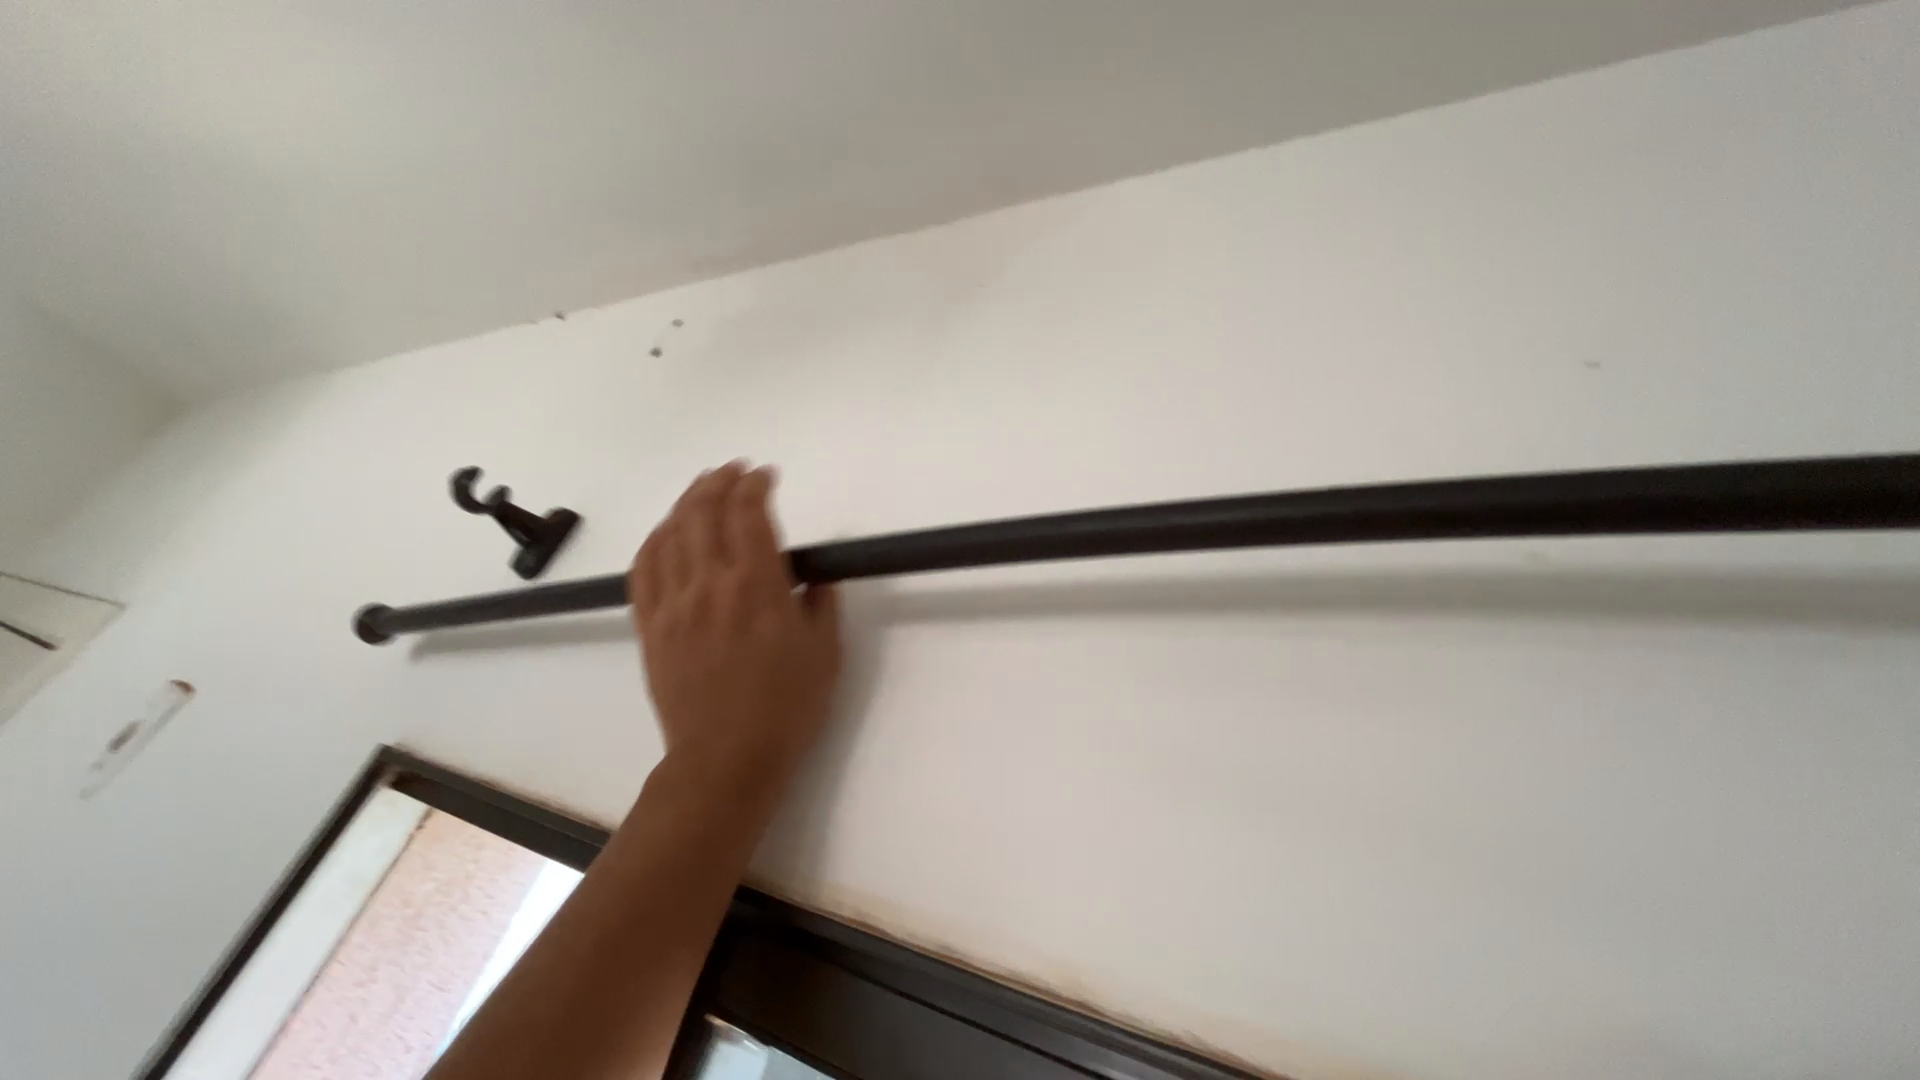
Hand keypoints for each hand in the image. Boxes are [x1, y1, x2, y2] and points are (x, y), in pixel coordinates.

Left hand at [628, 463, 841, 781]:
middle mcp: (710, 584)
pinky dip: (655, 540)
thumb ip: (820, 604)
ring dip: (687, 502)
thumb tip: (811, 577)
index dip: (755, 484)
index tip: (766, 475)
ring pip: (670, 533)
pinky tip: (667, 532)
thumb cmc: (787, 709)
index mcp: (757, 587)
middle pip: (704, 511)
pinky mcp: (650, 626)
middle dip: (720, 481)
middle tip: (734, 472)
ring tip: (702, 490)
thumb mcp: (826, 653)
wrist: (726, 759)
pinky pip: (643, 568)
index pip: (749, 512)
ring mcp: (673, 604)